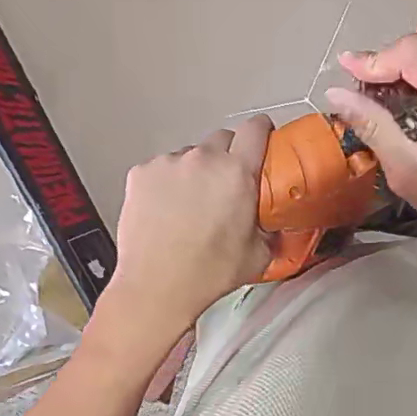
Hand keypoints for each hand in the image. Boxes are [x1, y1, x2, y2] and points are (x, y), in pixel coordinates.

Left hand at [98, 115, 272, 346]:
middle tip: (223, 187)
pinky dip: (164, 184)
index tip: (260, 141)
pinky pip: (160, 169)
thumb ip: (270, 229)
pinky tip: (164, 211)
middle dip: (226, 157)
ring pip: (188, 156)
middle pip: (221, 139)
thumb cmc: (207, 274)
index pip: (256, 128)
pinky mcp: (140, 174)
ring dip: (193, 172)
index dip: (260, 132)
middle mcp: (202, 159)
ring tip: (188, 207)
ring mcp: (168, 163)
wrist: (157, 287)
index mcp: (237, 172)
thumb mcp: (258, 256)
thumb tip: (275, 225)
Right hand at [324, 17, 416, 243]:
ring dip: (409, 59)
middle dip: (390, 59)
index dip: (374, 60)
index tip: (342, 70)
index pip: (413, 52)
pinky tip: (410, 95)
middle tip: (364, 89)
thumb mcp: (405, 168)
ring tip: (386, 91)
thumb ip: (372, 125)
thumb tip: (334, 94)